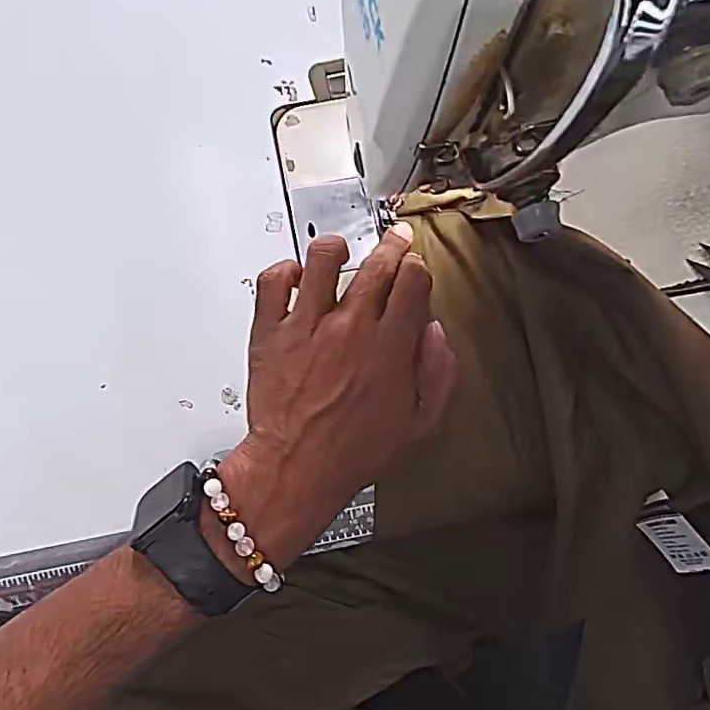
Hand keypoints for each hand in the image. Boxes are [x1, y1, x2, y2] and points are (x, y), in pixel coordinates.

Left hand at [211, 223, 457, 573]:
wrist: (297, 467)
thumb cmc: (352, 451)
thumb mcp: (420, 424)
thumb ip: (438, 373)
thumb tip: (435, 334)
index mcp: (390, 347)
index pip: (412, 281)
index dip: (417, 266)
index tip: (415, 266)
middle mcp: (350, 329)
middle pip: (377, 265)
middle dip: (391, 246)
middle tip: (394, 241)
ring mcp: (307, 327)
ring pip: (323, 260)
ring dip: (336, 247)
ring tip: (340, 250)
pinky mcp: (271, 333)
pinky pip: (274, 283)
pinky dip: (285, 270)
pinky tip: (296, 276)